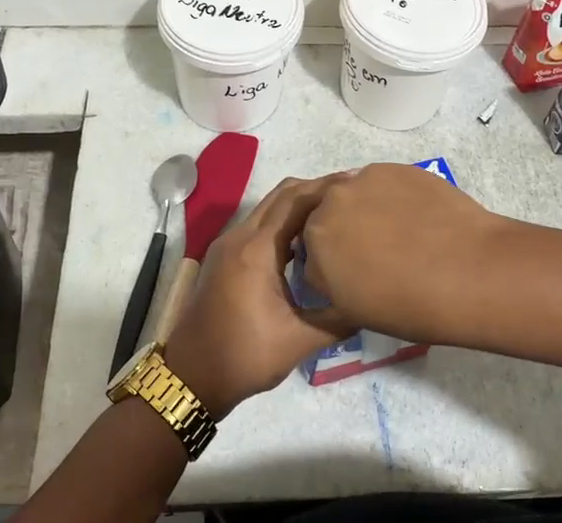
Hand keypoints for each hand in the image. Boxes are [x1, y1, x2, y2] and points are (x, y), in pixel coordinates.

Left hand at [162, 177, 353, 414]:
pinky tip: (307, 241)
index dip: (326, 188)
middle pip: (281, 196)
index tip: (358, 186)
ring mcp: (228, 245)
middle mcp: (240, 236)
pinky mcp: (225, 257)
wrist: (191, 376)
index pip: (295, 200)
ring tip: (336, 216)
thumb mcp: (299, 341)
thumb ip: (339, 319)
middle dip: (316, 191)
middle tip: (353, 196)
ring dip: (299, 206)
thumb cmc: (245, 357)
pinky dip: (284, 223)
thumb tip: (370, 300)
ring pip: (268, 209)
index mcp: (256, 249)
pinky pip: (259, 226)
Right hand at [300, 162, 513, 346]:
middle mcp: (329, 205)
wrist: (469, 271)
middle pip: (323, 216)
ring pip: (351, 196)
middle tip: (373, 252)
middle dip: (340, 232)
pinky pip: (380, 183)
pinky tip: (416, 216)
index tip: (353, 278)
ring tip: (398, 232)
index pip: (310, 256)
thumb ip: (331, 287)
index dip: (330, 269)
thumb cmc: (410, 306)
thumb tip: (333, 276)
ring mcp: (361, 181)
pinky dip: (390, 197)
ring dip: (363, 210)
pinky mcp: (391, 168)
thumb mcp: (355, 312)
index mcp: (315, 245)